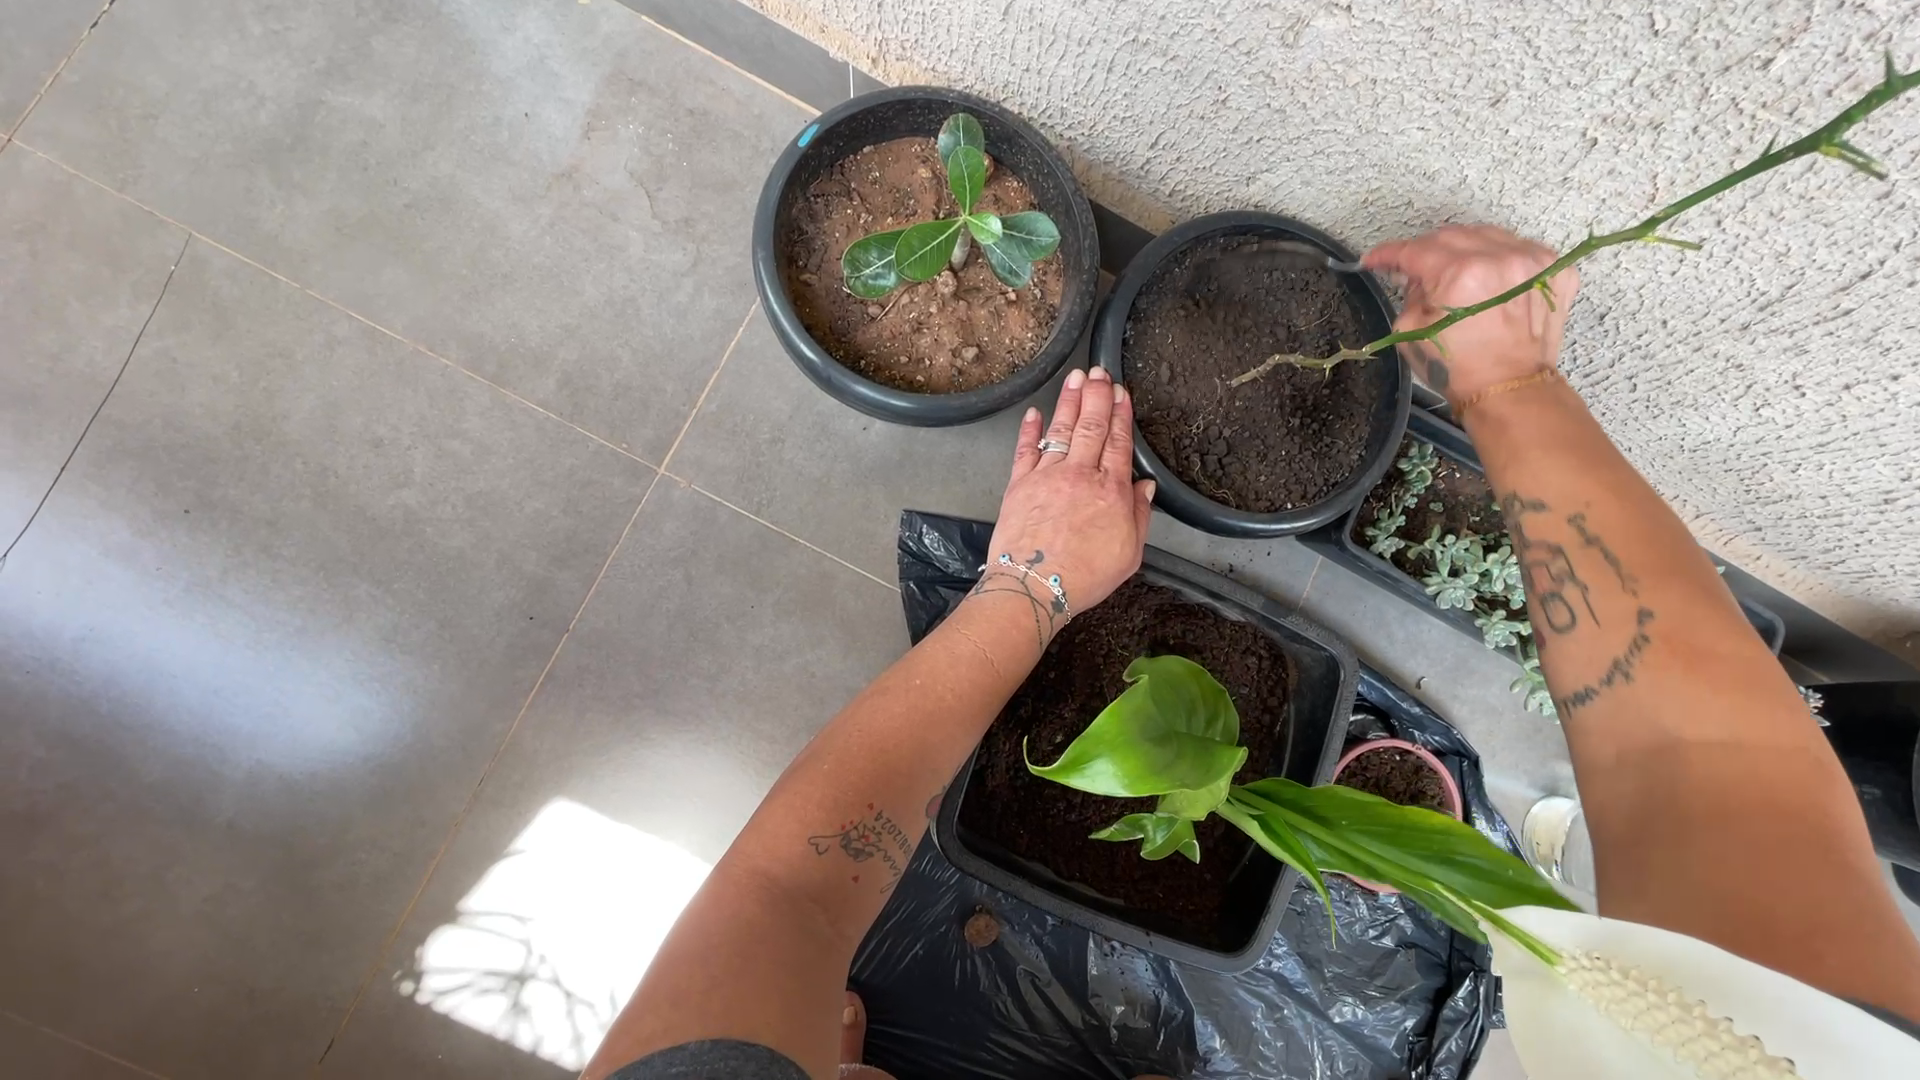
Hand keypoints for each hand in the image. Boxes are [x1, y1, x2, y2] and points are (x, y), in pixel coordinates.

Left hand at [978, 367, 1153, 634]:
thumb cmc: (1083, 576)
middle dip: (1096, 396)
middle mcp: (1080, 476)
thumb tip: (1145, 486)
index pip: (1118, 443)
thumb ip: (1139, 515)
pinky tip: (1034, 412)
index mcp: (1110, 491)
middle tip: (1099, 371)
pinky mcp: (1019, 485)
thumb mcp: (1129, 553)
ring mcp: (1047, 477)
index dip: (1121, 415)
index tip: (1122, 393)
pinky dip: (1029, 429)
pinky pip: (1025, 450)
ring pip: (1060, 431)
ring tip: (1076, 379)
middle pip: (1091, 427)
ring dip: (1069, 402)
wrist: (1034, 586)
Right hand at [1362, 225, 1578, 404]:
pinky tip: (1486, 280)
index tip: (1375, 259)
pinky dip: (1495, 258)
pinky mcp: (1554, 269)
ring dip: (1461, 249)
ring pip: (1486, 235)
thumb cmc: (1459, 367)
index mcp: (1461, 274)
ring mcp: (1533, 260)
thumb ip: (1410, 294)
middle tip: (1412, 270)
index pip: (1415, 250)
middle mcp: (1500, 258)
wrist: (1509, 386)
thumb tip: (1416, 277)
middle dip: (1425, 250)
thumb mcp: (1410, 332)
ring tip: (1450, 273)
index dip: (1389, 253)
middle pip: (1451, 235)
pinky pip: (1516, 248)